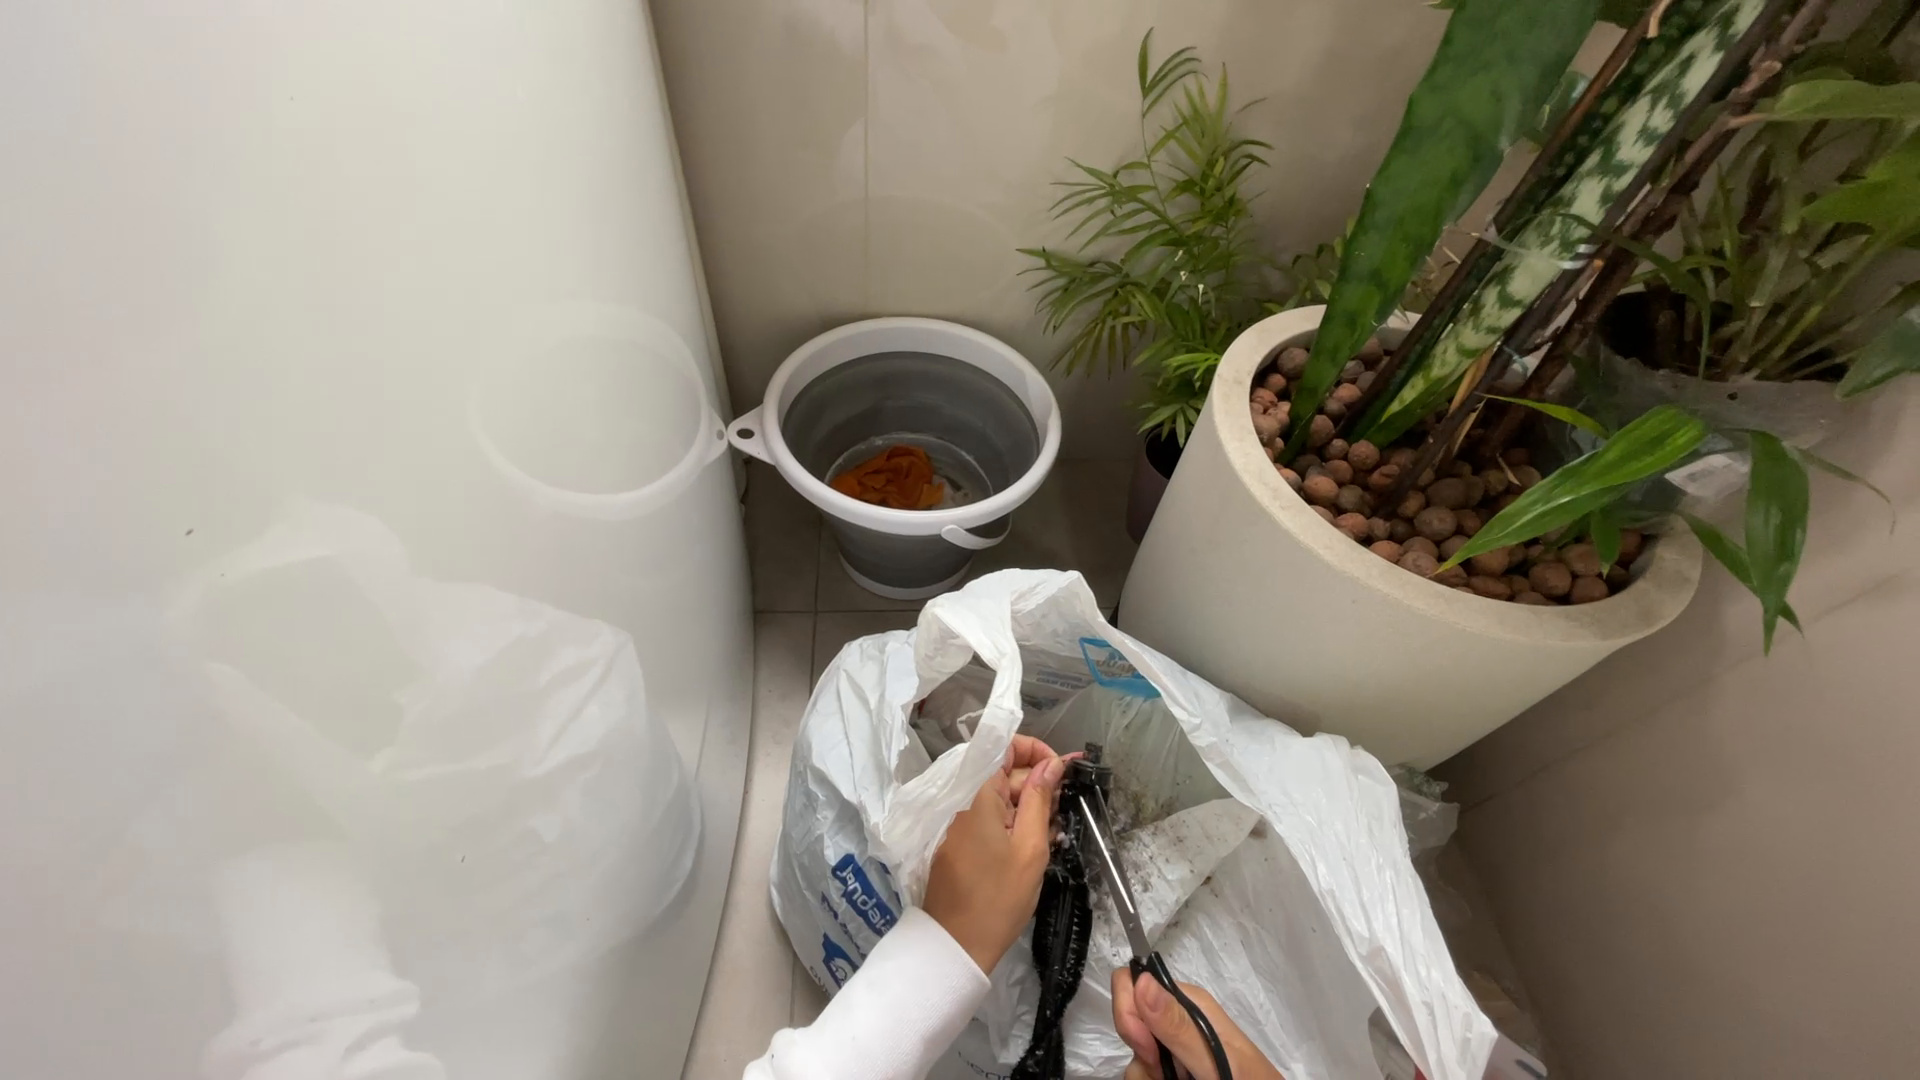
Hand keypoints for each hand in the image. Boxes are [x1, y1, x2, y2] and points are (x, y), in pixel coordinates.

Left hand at [923, 736, 1066, 972]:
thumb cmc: (998, 899)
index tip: (1062, 770)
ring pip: (1000, 798)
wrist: (956, 946)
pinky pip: (989, 818)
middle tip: (1063, 813)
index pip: (1005, 747)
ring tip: (1052, 834)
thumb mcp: (1030, 848)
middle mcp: (964, 800)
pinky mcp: (959, 841)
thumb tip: (1052, 763)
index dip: (1037, 751)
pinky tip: (1033, 846)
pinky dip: (1013, 824)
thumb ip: (1040, 799)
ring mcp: (960, 822)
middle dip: (1038, 785)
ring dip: (1028, 808)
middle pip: (1005, 774)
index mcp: (979, 795)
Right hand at [1111, 968, 1284, 1079]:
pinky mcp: (1171, 1069)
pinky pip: (1143, 1072)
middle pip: (1129, 1018)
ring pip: (1134, 1053)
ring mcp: (1172, 1046)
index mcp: (1188, 1003)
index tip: (1146, 1047)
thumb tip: (1142, 980)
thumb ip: (1178, 1024)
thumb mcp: (1215, 1057)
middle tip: (1164, 1075)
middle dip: (1138, 1049)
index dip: (1128, 1009)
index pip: (1135, 980)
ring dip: (1146, 1075)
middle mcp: (1175, 1018)